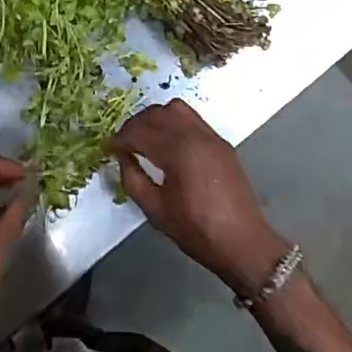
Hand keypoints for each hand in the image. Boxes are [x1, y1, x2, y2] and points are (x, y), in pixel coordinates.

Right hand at [110, 100, 290, 297]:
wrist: (244, 243)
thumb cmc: (197, 231)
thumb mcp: (156, 211)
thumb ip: (133, 179)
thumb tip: (122, 157)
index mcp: (179, 151)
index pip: (141, 131)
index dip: (120, 138)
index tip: (107, 148)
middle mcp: (196, 135)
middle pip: (157, 114)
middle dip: (134, 125)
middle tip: (122, 143)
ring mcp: (212, 136)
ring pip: (176, 109)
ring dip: (155, 117)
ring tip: (143, 138)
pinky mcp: (221, 142)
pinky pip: (192, 119)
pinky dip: (173, 121)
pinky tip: (167, 141)